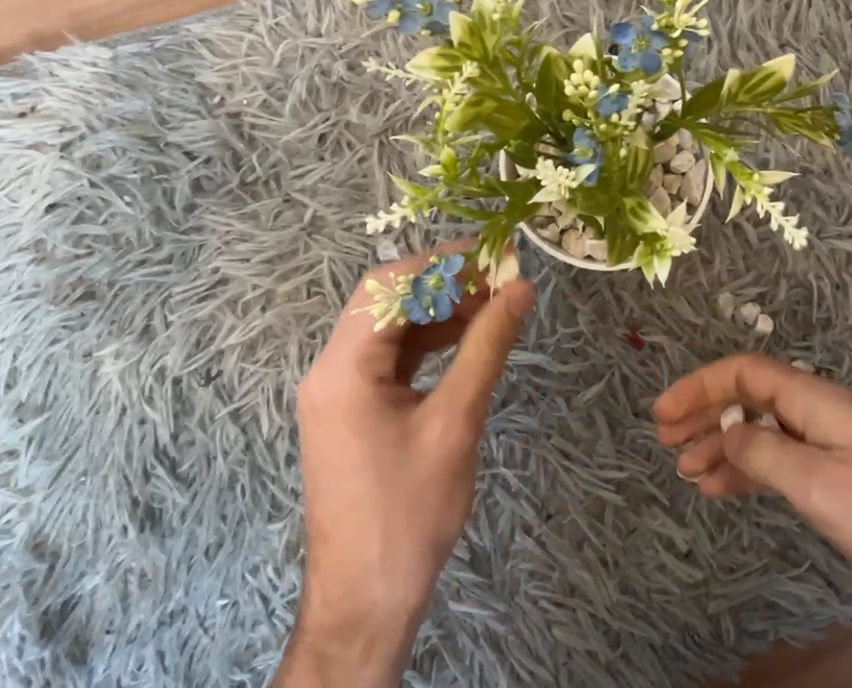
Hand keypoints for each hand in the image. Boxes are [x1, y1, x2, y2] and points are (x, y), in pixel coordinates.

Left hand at [278, 247, 534, 687]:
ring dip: (438, 312)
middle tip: (501, 279)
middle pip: (385, 301)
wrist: (368, 595)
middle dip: (443, 284)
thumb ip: (487, 347)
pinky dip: (428, 343)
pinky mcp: (353, 411)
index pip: (388, 286)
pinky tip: (468, 339)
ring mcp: (338, 392)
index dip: (442, 262)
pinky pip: (390, 359)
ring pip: (389, 329)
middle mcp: (330, 370)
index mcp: (343, 367)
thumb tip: (520, 290)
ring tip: (495, 305)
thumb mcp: (455, 422)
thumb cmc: (410, 511)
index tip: (495, 255)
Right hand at [652, 354, 851, 614]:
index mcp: (816, 401)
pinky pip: (785, 462)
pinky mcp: (846, 477)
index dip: (699, 387)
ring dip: (723, 448)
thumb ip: (765, 453)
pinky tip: (727, 491)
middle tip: (665, 443)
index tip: (661, 414)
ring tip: (687, 473)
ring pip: (765, 433)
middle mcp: (822, 414)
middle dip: (705, 416)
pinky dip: (752, 473)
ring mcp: (836, 445)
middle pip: (751, 399)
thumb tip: (728, 432)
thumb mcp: (819, 484)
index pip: (745, 373)